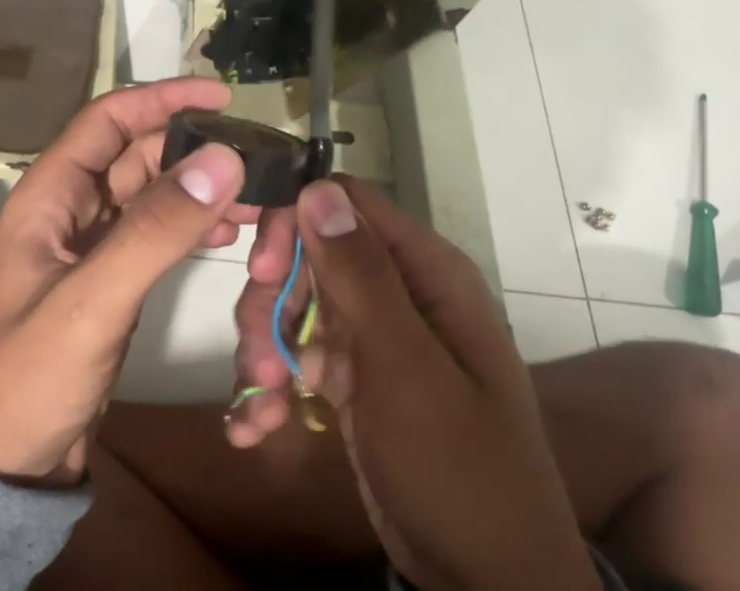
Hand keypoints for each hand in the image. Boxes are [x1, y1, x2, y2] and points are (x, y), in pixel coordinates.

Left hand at [0, 78, 255, 482]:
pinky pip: (153, 235)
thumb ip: (155, 230)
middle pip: (137, 154)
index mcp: (49, 196)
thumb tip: (224, 159)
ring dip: (198, 189)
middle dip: (194, 150)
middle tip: (259, 162)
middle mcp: (68, 210)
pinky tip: (224, 237)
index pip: (108, 120)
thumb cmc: (29, 376)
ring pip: (150, 195)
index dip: (163, 99)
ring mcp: (88, 247)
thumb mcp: (92, 301)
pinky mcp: (107, 281)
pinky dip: (188, 227)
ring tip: (255, 202)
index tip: (224, 97)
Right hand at [239, 177, 598, 589]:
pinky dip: (272, 387)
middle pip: (310, 256)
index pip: (345, 205)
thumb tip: (318, 187)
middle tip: (259, 356)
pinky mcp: (355, 379)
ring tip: (260, 405)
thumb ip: (362, 277)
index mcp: (427, 273)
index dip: (293, 224)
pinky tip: (255, 425)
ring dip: (265, 351)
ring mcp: (376, 338)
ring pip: (295, 307)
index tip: (260, 271)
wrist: (484, 577)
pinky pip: (299, 358)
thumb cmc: (458, 468)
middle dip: (272, 302)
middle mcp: (401, 294)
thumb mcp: (406, 370)